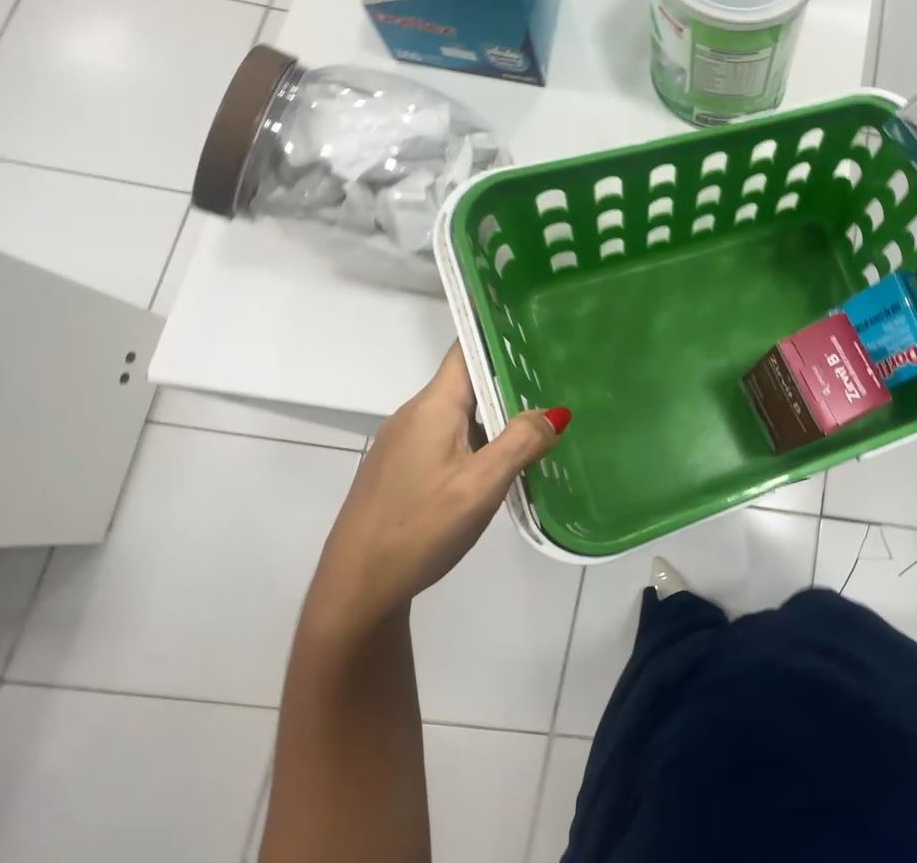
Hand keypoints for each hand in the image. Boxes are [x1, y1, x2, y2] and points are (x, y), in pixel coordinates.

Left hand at [304, 345, 567, 637]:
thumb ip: (520, 443)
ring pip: (459, 415)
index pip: (465, 352)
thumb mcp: (480, 486)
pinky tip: (503, 464)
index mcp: (432, 408)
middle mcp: (413, 416)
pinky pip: (447, 439)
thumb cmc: (420, 527)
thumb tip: (555, 411)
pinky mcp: (401, 470)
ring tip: (543, 423)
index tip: (536, 330)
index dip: (498, 336)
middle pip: (466, 383)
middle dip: (510, 380)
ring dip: (497, 416)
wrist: (357, 585)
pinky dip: (479, 441)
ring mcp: (403, 444)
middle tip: (559, 382)